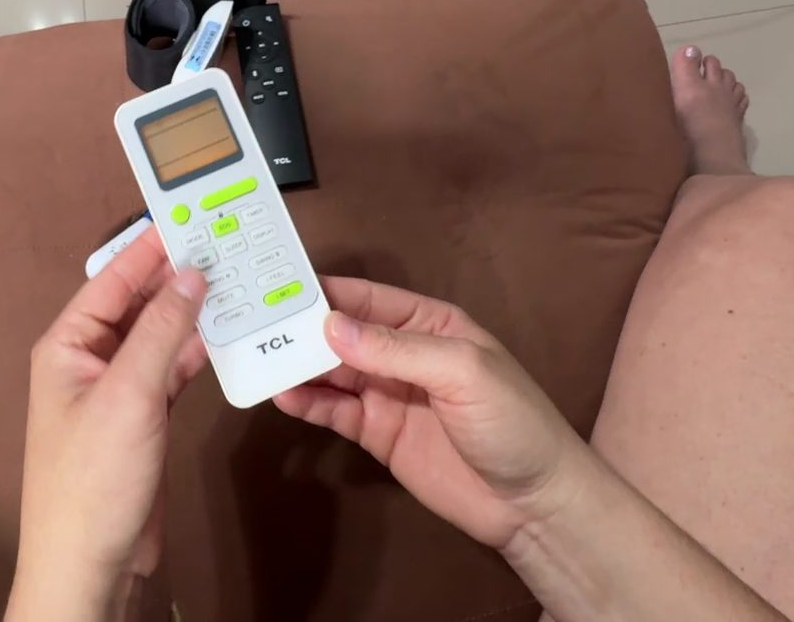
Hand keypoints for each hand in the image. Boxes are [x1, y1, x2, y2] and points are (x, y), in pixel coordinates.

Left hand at [6, 229, 208, 621]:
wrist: (92, 566)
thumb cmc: (93, 478)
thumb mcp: (128, 394)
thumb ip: (161, 331)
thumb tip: (191, 274)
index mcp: (69, 343)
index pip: (113, 279)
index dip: (148, 248)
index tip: (186, 218)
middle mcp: (91, 358)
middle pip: (137, 303)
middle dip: (175, 276)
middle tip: (220, 245)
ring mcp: (118, 386)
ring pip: (158, 334)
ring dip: (190, 312)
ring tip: (231, 279)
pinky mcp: (143, 413)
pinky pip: (172, 367)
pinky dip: (196, 350)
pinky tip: (224, 332)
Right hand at [274, 277, 584, 558]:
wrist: (535, 506)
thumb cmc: (512, 422)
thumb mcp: (462, 371)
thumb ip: (396, 349)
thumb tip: (332, 327)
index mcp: (427, 323)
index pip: (367, 298)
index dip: (326, 291)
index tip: (282, 287)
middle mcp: (400, 352)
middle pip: (342, 333)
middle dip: (303, 328)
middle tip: (258, 325)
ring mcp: (386, 392)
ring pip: (332, 371)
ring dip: (299, 364)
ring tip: (261, 359)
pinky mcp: (376, 432)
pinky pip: (335, 410)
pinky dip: (308, 403)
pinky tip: (283, 397)